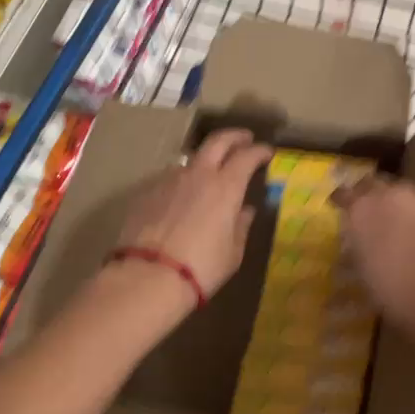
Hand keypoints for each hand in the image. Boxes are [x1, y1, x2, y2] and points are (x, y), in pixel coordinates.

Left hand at [115, 128, 271, 300]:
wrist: (148, 277)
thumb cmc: (201, 268)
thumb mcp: (232, 253)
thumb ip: (240, 226)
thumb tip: (245, 211)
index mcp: (226, 187)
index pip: (247, 157)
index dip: (259, 151)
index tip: (267, 152)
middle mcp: (198, 175)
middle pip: (217, 141)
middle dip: (234, 136)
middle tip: (244, 139)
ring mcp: (169, 180)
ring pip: (191, 159)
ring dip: (204, 160)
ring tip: (209, 173)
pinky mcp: (147, 192)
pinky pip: (170, 179)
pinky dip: (182, 181)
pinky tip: (181, 197)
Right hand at [333, 175, 414, 333]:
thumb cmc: (394, 294)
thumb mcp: (363, 274)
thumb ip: (357, 249)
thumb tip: (357, 244)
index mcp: (361, 211)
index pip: (344, 194)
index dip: (341, 201)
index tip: (339, 207)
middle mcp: (389, 197)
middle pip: (373, 184)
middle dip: (368, 194)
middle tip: (368, 211)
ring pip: (402, 193)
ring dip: (397, 204)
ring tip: (399, 226)